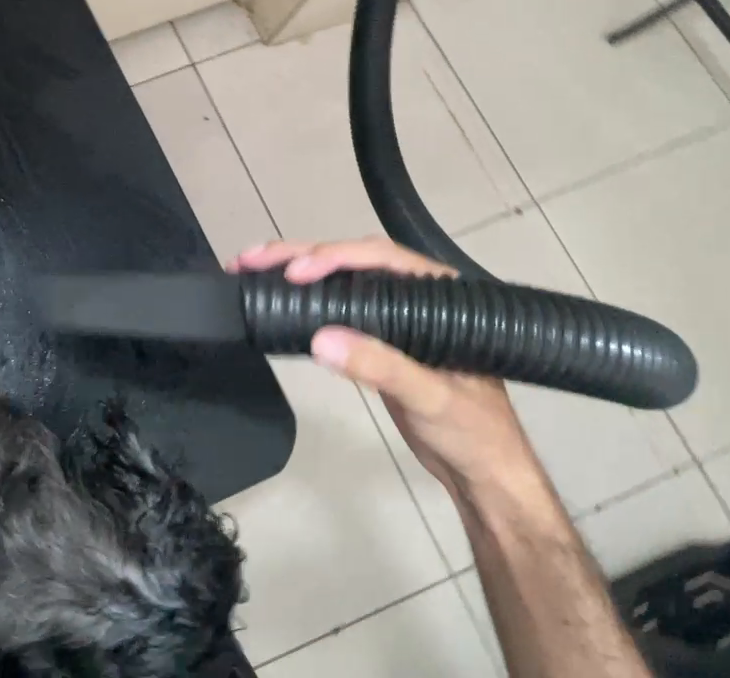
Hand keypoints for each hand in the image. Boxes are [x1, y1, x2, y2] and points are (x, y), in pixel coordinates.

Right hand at [229, 238, 541, 497]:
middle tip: (250, 259)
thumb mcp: (431, 398)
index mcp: (439, 294)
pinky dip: (300, 299)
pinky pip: (333, 305)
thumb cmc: (473, 432)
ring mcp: (393, 315)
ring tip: (248, 268)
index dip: (335, 258)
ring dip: (292, 271)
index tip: (296, 273)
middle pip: (351, 261)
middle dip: (299, 255)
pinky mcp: (374, 337)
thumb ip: (381, 367)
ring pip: (337, 279)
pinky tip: (274, 297)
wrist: (481, 475)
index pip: (381, 259)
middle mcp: (414, 295)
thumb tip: (320, 339)